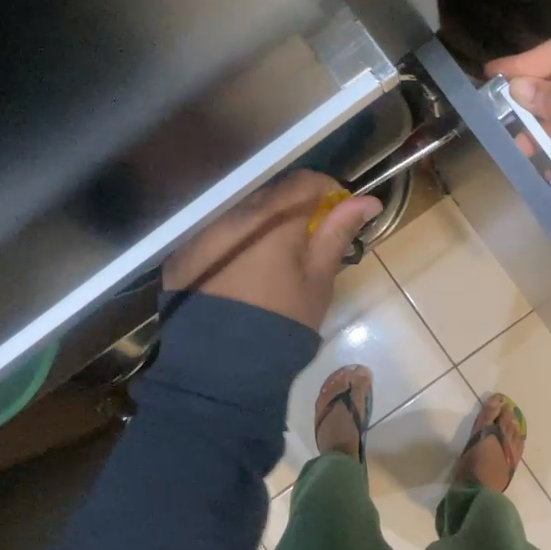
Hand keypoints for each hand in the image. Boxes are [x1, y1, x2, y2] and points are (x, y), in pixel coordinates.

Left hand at [163, 171, 380, 331]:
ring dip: (263, 226)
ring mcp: (203, 234)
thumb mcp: (318, 279)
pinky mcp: (183, 256)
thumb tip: (367, 201)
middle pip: (271, 195)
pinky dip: (235, 244)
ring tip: (276, 260)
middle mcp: (233, 215)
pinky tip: (243, 274)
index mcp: (272, 219)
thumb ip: (337, 233)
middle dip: (295, 209)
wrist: (222, 367)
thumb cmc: (283, 321)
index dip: (328, 191)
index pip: (304, 182)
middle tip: (311, 239)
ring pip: (242, 214)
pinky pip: (216, 236)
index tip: (339, 213)